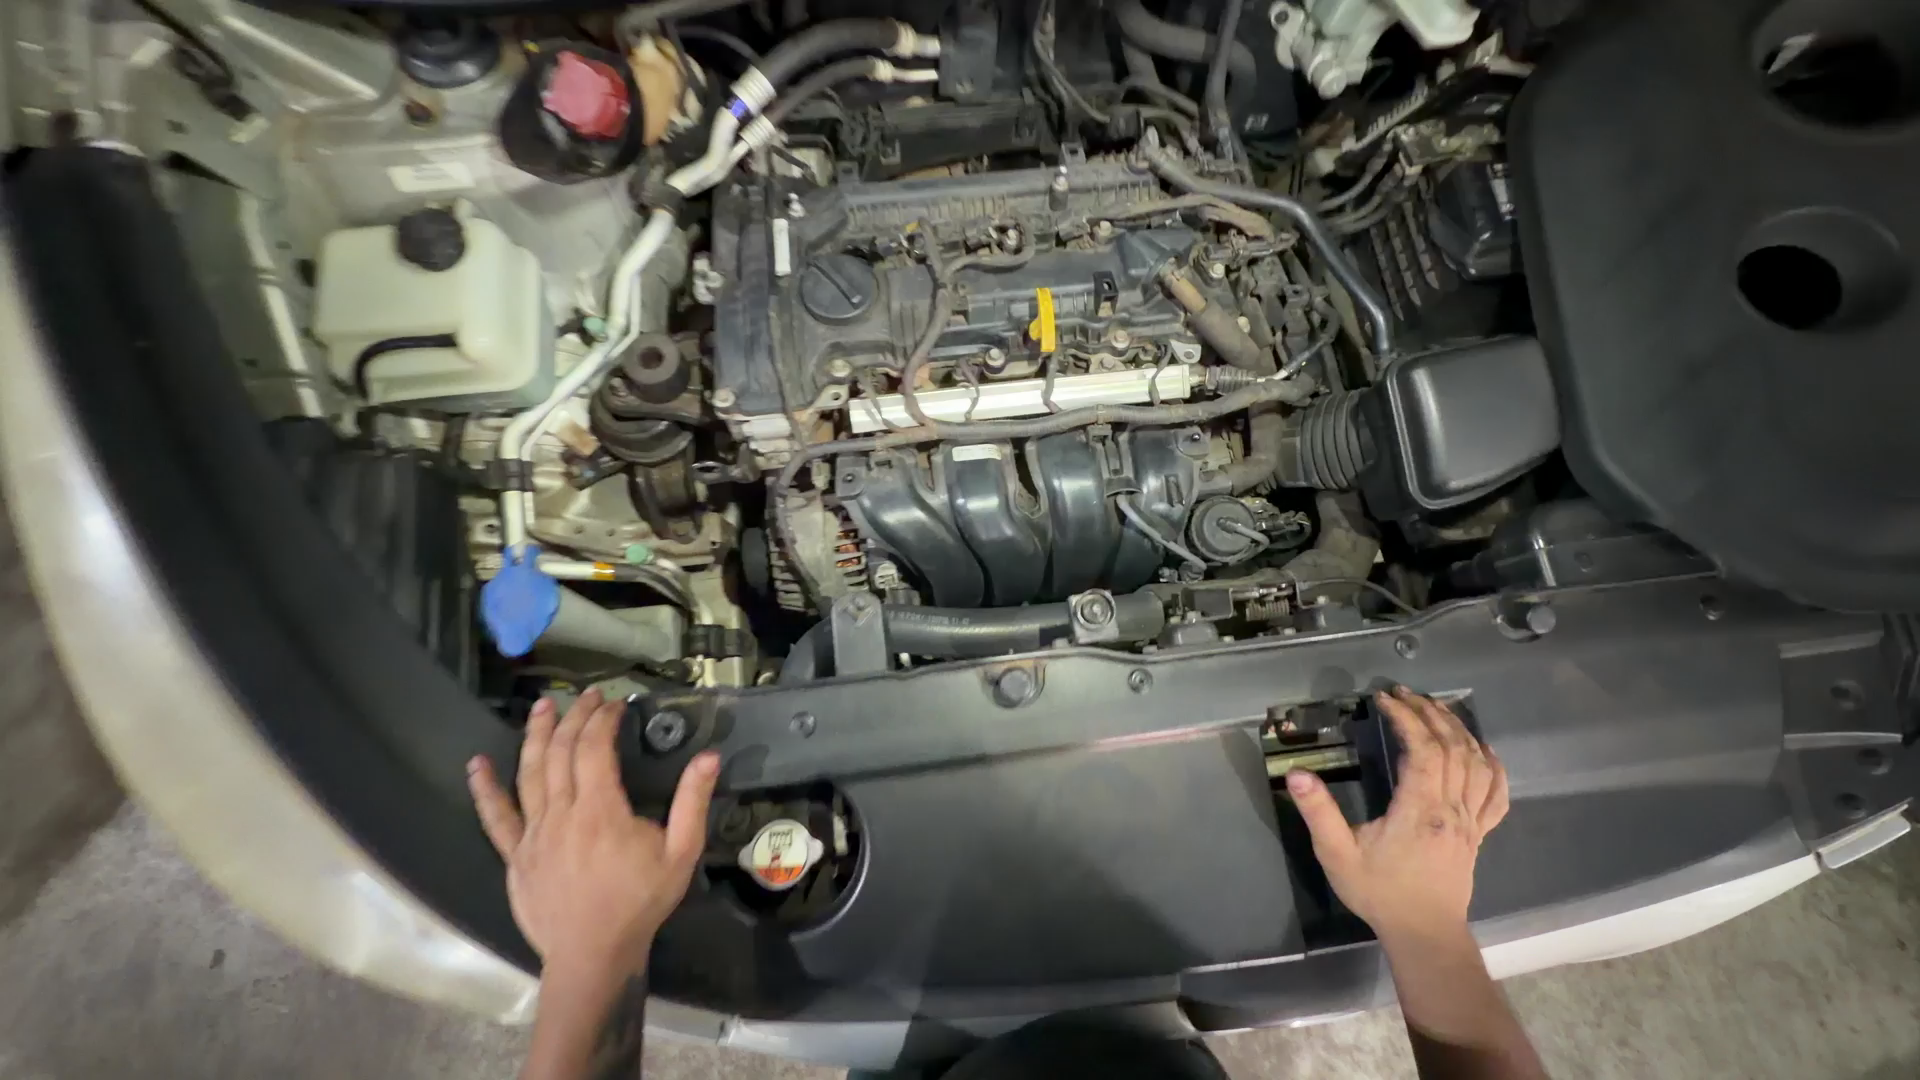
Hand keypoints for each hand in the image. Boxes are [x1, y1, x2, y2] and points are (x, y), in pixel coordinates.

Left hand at [466, 689, 720, 982]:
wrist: (593, 955)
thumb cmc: (640, 901)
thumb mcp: (681, 852)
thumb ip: (693, 802)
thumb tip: (709, 757)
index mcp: (601, 811)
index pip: (594, 749)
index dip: (604, 720)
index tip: (617, 704)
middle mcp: (561, 814)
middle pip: (561, 753)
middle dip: (574, 718)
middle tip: (588, 695)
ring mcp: (532, 835)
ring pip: (529, 774)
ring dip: (536, 735)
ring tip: (542, 706)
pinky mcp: (515, 855)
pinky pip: (495, 818)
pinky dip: (485, 789)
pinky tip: (476, 765)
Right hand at [1286, 687, 1508, 944]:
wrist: (1424, 933)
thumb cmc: (1378, 891)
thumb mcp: (1337, 853)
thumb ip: (1318, 812)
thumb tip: (1297, 773)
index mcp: (1421, 809)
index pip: (1423, 750)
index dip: (1406, 718)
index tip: (1384, 699)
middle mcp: (1452, 809)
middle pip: (1454, 748)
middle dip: (1430, 714)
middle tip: (1404, 694)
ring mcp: (1471, 822)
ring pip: (1477, 765)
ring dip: (1459, 730)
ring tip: (1436, 708)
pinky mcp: (1478, 835)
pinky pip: (1496, 794)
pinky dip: (1493, 766)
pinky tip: (1483, 750)